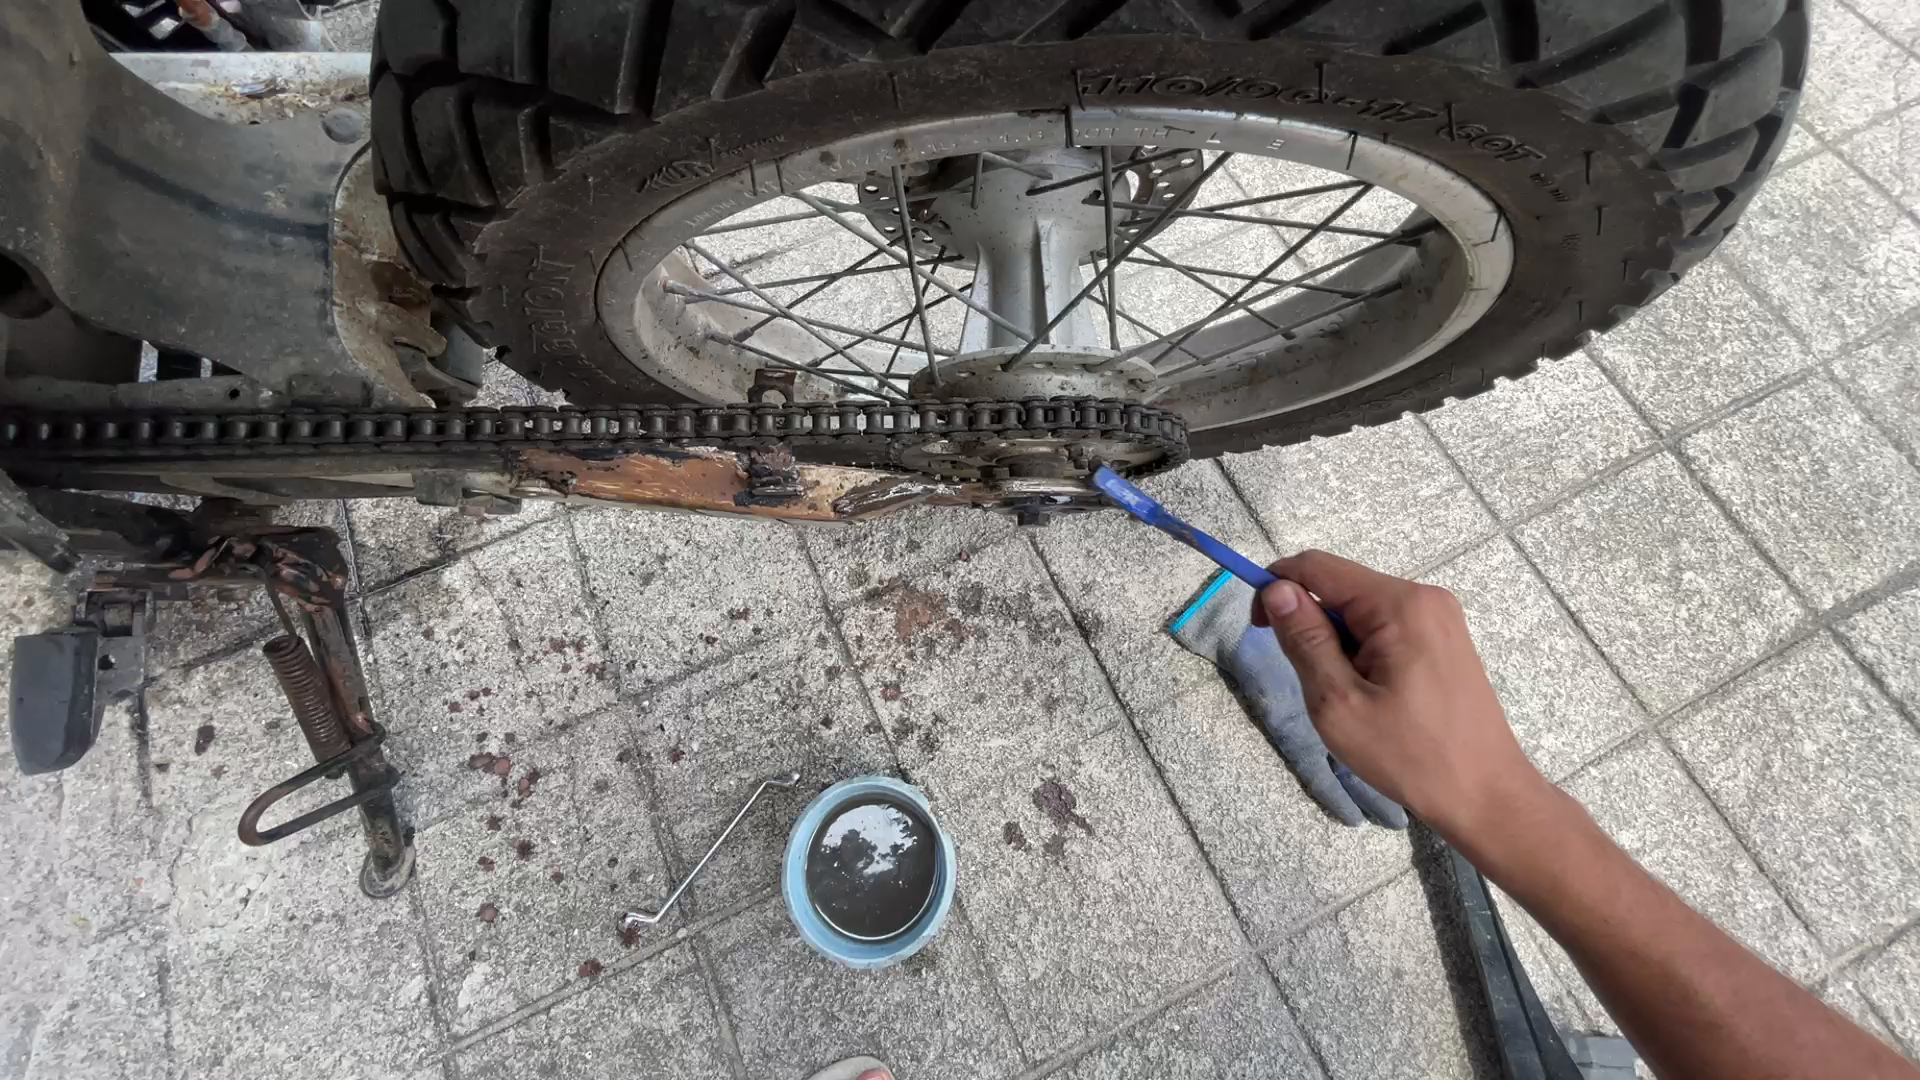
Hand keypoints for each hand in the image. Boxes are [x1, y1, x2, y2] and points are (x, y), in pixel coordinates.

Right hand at [1251, 550, 1548, 842]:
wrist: (1487, 797)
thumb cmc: (1408, 754)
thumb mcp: (1337, 700)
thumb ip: (1304, 639)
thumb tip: (1276, 590)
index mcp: (1398, 605)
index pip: (1315, 567)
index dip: (1275, 587)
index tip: (1258, 628)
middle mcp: (1422, 597)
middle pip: (1337, 584)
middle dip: (1306, 620)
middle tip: (1306, 675)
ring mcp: (1436, 616)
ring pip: (1355, 606)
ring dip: (1331, 638)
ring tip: (1342, 690)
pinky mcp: (1440, 636)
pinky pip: (1379, 623)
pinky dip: (1356, 646)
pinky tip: (1366, 688)